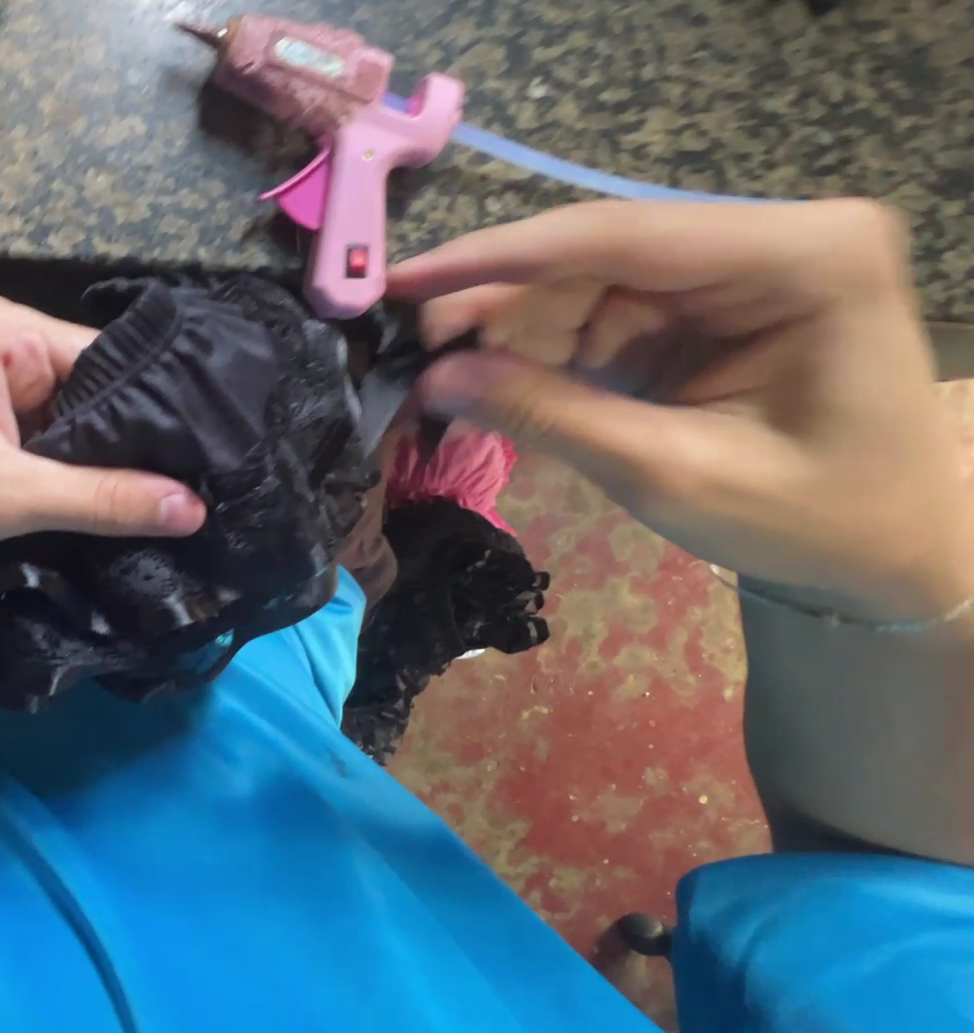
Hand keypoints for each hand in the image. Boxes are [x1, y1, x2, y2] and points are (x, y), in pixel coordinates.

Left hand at [0, 297, 205, 594]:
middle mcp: (6, 349)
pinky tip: (127, 506)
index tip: (211, 456)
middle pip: (97, 393)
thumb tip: (196, 509)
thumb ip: (102, 499)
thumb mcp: (7, 494)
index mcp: (6, 332)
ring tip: (181, 500)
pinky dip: (80, 479)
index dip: (157, 409)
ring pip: (78, 427)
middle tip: (206, 486)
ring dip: (111, 466)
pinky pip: (54, 450)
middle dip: (137, 442)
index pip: (108, 360)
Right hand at [390, 199, 973, 620]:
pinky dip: (526, 359)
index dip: (494, 257)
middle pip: (583, 260)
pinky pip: (580, 322)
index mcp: (797, 258)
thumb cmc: (808, 515)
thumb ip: (548, 415)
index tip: (401, 280)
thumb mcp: (669, 471)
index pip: (616, 237)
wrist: (880, 548)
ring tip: (436, 383)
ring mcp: (717, 275)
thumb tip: (433, 379)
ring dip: (498, 338)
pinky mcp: (683, 312)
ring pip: (569, 290)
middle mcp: (756, 243)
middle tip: (406, 352)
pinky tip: (484, 388)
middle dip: (490, 307)